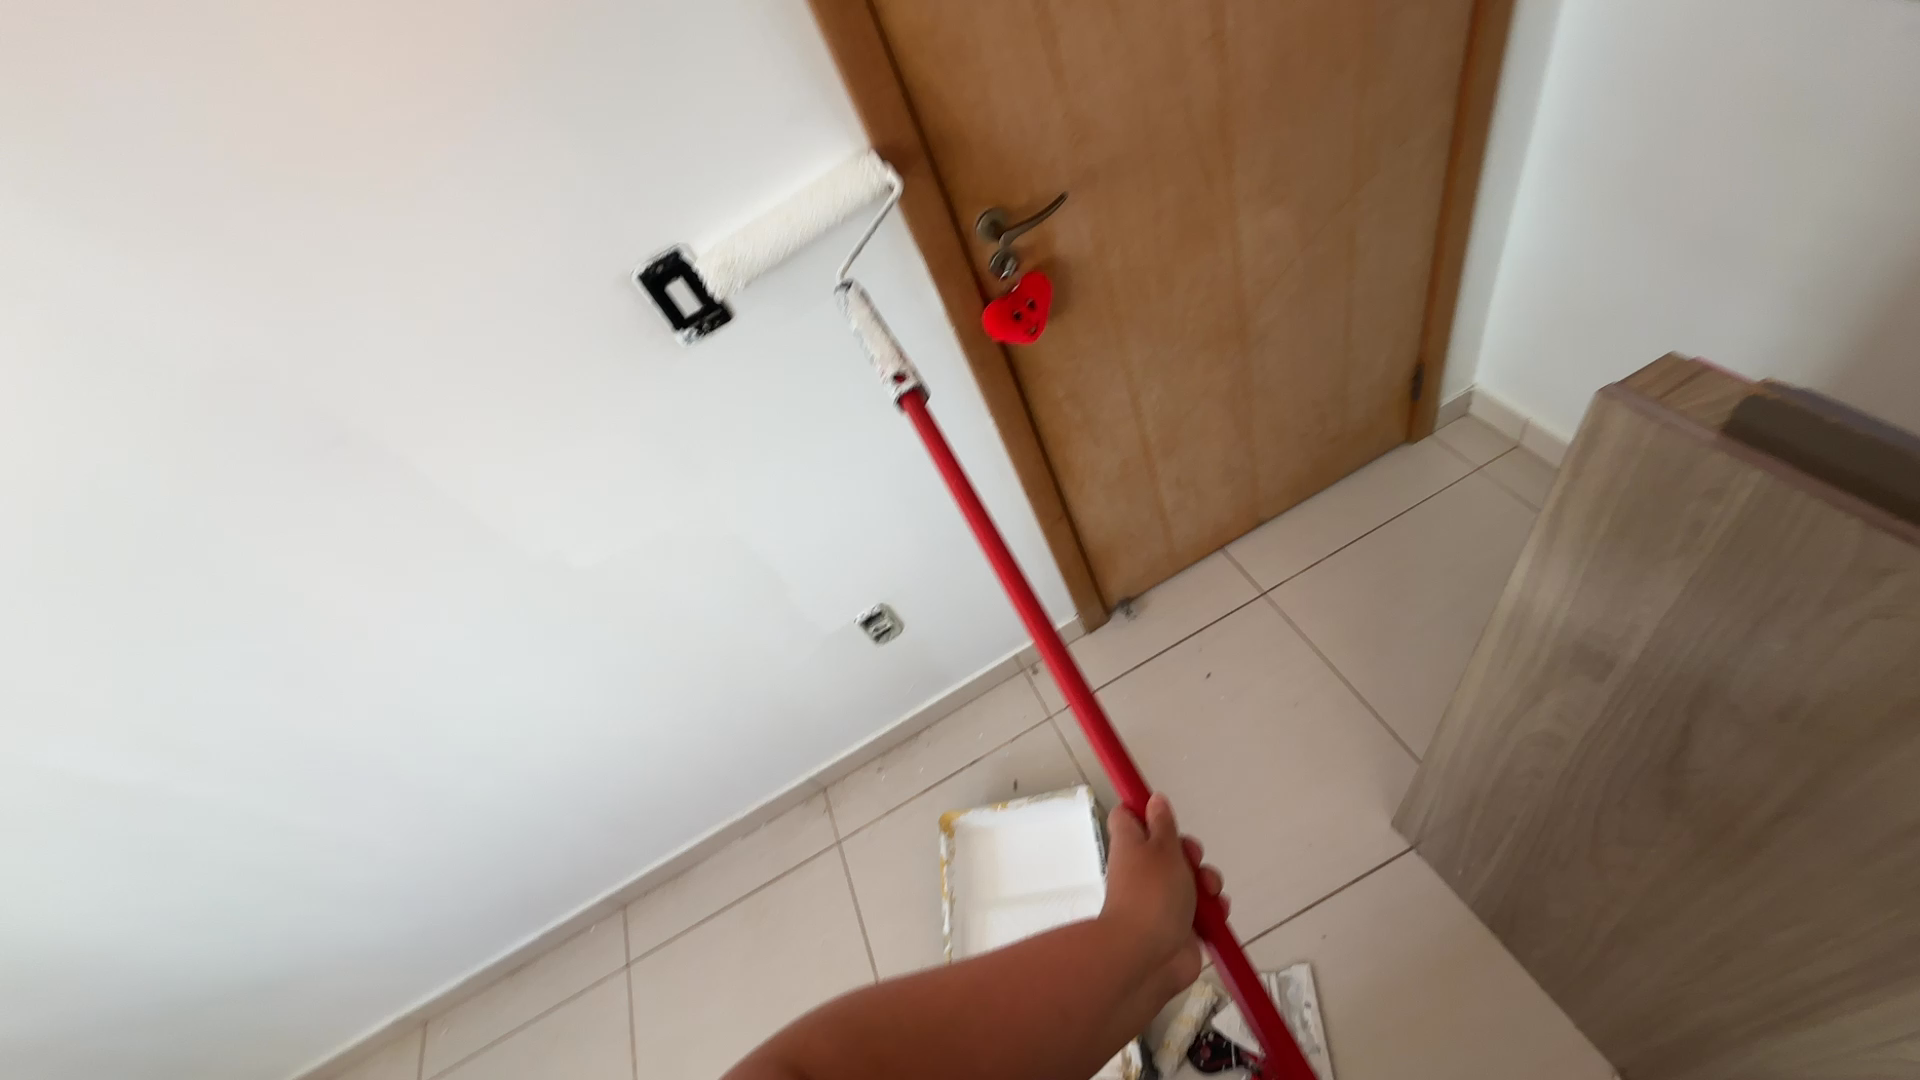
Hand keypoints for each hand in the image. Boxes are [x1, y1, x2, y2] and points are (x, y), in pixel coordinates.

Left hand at [1099, 793, 1226, 998]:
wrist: (1148, 955)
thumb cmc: (1151, 893)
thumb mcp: (1162, 848)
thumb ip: (1162, 824)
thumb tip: (1153, 799)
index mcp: (1131, 844)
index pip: (1130, 817)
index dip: (1146, 812)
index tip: (1163, 814)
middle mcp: (1142, 869)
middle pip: (1169, 848)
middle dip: (1190, 852)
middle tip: (1192, 859)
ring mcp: (1160, 898)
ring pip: (1190, 878)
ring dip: (1206, 882)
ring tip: (1208, 891)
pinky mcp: (1179, 925)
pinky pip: (1200, 909)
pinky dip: (1211, 910)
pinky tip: (1216, 912)